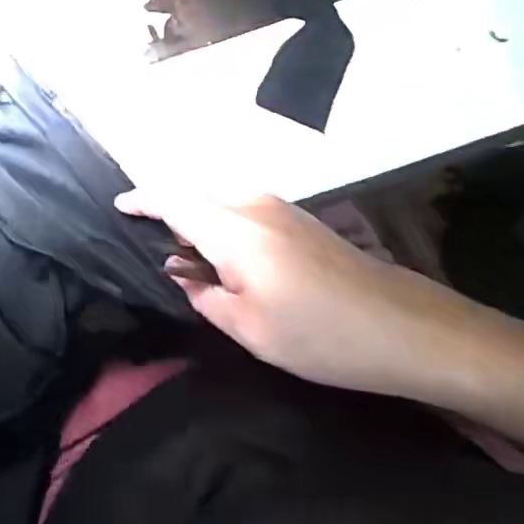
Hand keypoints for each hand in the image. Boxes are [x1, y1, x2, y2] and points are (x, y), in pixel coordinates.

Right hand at [115, 185, 503, 399]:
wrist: (404, 327)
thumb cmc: (319, 334)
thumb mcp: (248, 329)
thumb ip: (203, 295)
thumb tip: (182, 273)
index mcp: (233, 229)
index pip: (173, 199)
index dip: (142, 199)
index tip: (119, 206)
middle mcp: (253, 203)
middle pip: (196, 189)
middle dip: (170, 207)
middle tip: (161, 249)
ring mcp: (280, 205)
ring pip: (221, 195)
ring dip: (200, 214)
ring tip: (196, 258)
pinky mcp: (298, 216)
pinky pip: (242, 203)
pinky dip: (222, 217)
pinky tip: (232, 255)